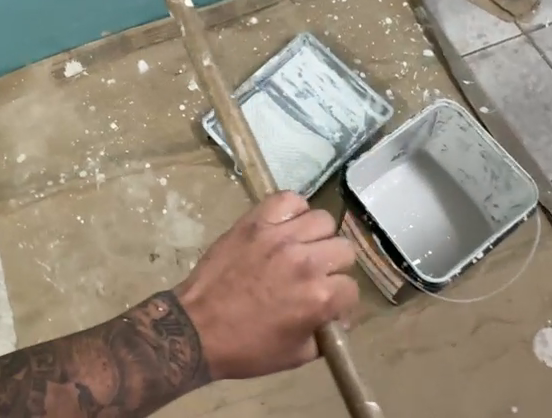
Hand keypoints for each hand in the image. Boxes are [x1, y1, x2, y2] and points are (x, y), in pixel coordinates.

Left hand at [173, 191, 359, 380]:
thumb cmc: (248, 347)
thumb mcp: (298, 354)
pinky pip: (288, 199)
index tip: (329, 302)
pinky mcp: (256, 220)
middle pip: (344, 248)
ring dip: (317, 236)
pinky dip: (294, 209)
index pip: (352, 288)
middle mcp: (305, 261)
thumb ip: (326, 333)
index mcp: (318, 297)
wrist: (199, 325)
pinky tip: (287, 225)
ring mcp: (279, 236)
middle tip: (317, 273)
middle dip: (335, 265)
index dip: (342, 299)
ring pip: (322, 219)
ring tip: (302, 247)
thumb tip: (338, 315)